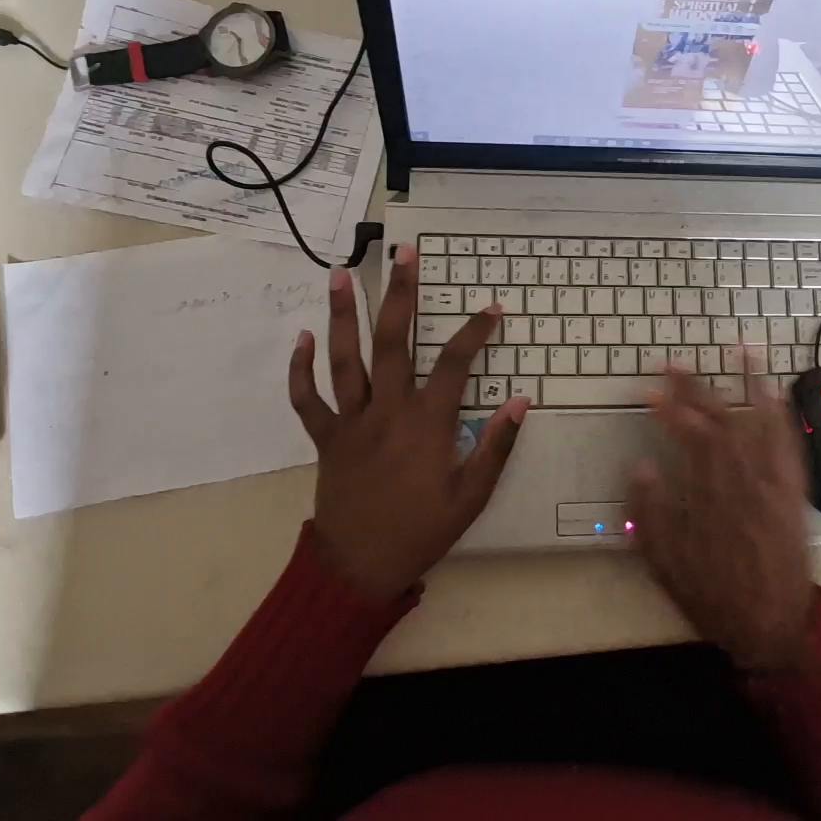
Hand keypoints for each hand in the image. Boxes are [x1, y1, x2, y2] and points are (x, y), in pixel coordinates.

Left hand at [289, 244, 528, 600]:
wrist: (360, 567)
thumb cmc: (422, 531)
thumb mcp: (472, 496)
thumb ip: (497, 446)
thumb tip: (521, 402)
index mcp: (427, 423)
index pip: (456, 363)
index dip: (476, 331)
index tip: (492, 308)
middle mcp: (387, 411)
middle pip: (394, 341)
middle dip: (401, 293)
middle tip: (405, 253)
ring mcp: (351, 422)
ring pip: (345, 359)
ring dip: (342, 315)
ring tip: (340, 274)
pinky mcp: (326, 438)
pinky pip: (307, 399)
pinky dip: (300, 369)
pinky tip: (301, 337)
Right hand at [631, 367, 815, 673]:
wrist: (773, 625)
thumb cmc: (713, 596)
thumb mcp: (665, 565)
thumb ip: (649, 515)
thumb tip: (640, 467)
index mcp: (708, 499)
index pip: (688, 438)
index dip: (668, 410)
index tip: (649, 391)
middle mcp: (743, 482)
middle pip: (719, 422)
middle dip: (695, 389)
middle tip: (674, 364)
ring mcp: (774, 484)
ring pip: (759, 425)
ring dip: (748, 385)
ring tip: (739, 352)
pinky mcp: (794, 491)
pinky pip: (791, 446)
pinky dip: (783, 417)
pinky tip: (777, 394)